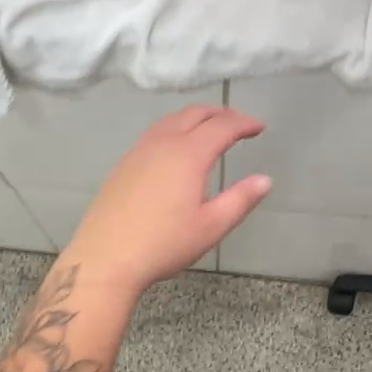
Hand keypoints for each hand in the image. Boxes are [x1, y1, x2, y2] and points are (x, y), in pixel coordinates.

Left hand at [64, 106, 271, 293]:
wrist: (106, 258)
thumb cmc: (163, 244)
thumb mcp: (210, 227)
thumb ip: (240, 200)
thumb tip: (265, 180)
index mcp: (188, 155)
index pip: (222, 126)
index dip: (244, 123)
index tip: (260, 127)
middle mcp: (162, 144)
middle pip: (194, 114)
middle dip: (220, 113)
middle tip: (238, 123)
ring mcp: (138, 152)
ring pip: (170, 120)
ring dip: (194, 118)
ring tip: (209, 129)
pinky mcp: (123, 165)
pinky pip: (154, 134)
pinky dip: (174, 129)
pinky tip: (175, 148)